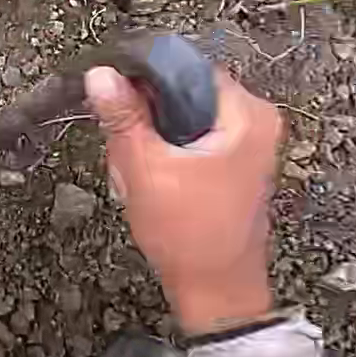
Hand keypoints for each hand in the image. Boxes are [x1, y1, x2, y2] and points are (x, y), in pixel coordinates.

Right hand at [85, 64, 283, 333]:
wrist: (213, 288)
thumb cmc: (187, 233)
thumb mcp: (144, 167)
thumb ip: (122, 116)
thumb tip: (101, 73)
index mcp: (245, 114)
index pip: (184, 68)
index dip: (142, 79)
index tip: (113, 97)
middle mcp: (254, 120)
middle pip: (181, 90)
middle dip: (145, 115)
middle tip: (127, 146)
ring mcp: (245, 140)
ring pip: (179, 113)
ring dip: (150, 134)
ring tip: (139, 167)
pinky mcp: (232, 158)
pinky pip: (187, 133)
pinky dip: (163, 147)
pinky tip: (150, 175)